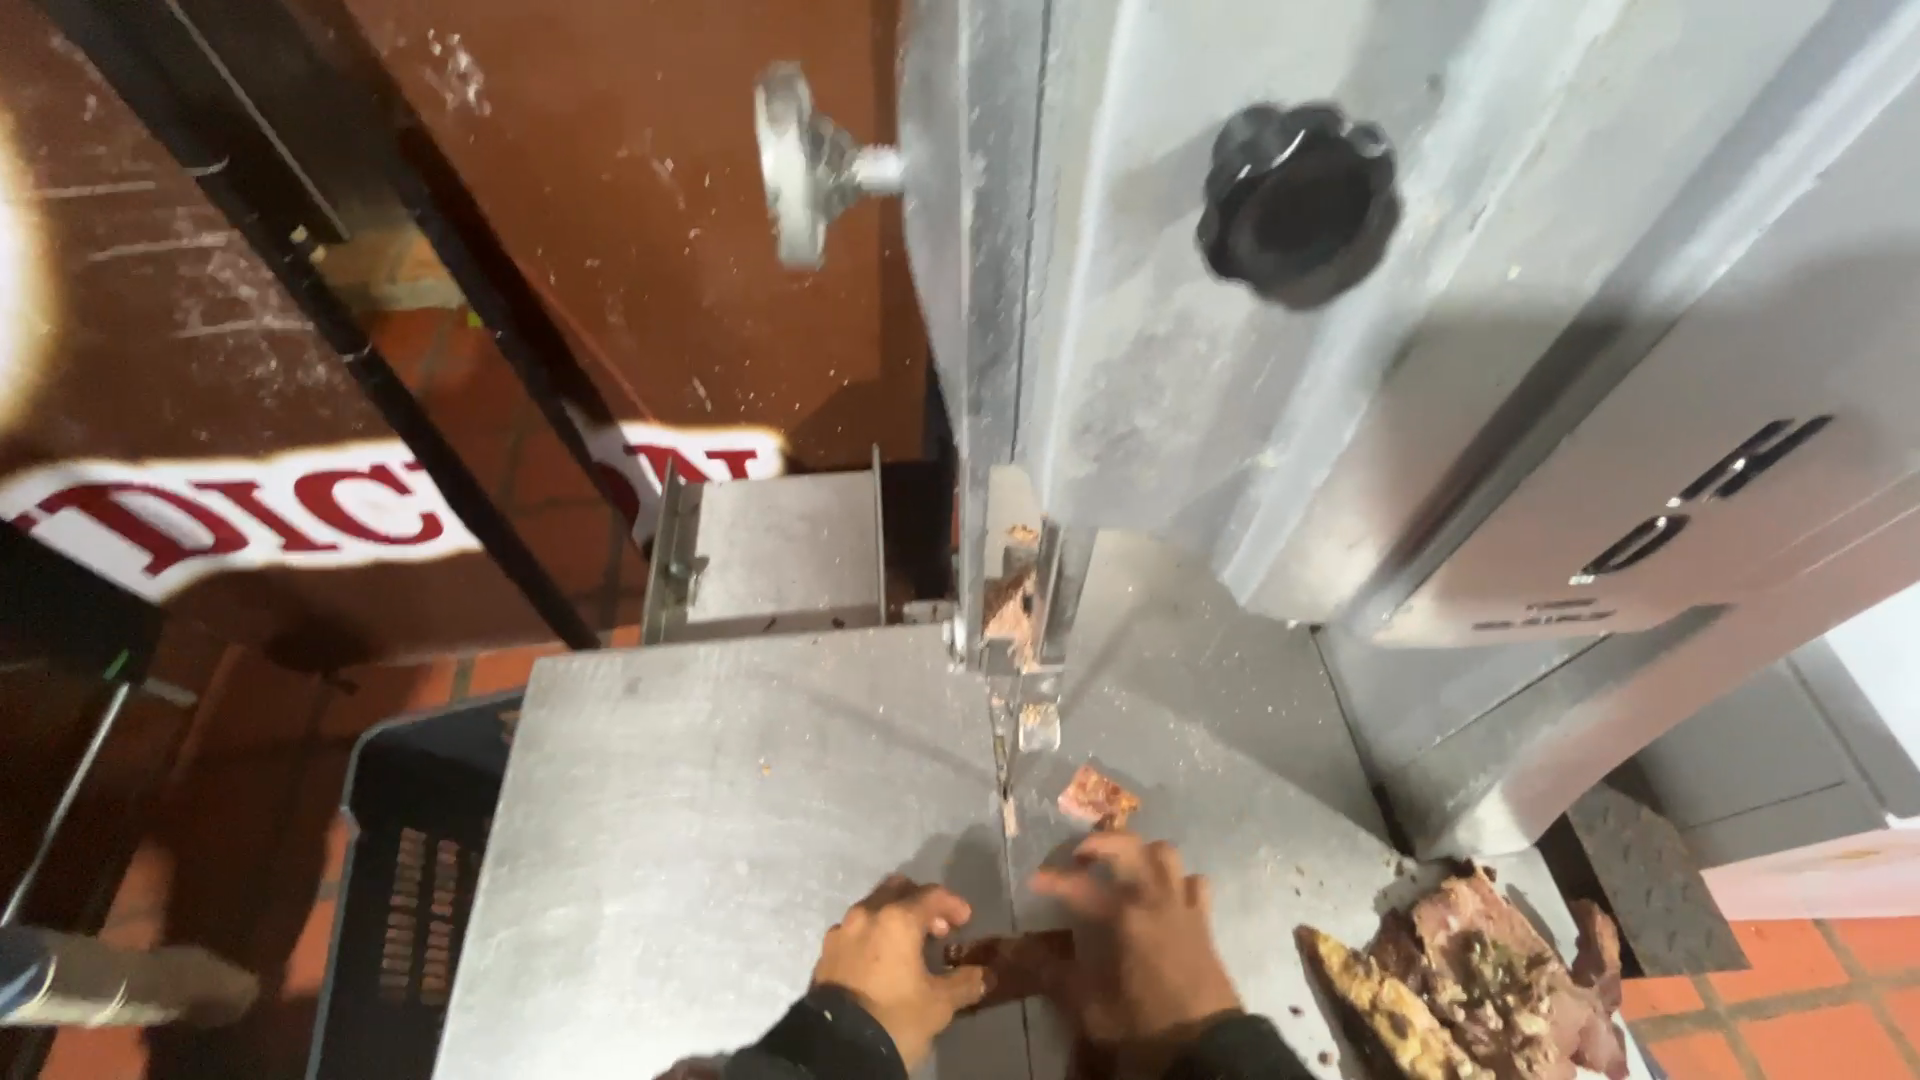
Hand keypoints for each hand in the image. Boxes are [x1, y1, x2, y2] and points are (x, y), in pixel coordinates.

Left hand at [812, 875, 989, 1067]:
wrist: (837, 1051)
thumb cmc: (894, 1019)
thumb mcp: (938, 1006)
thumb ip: (964, 983)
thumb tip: (984, 975)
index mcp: (898, 918)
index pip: (932, 895)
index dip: (953, 903)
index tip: (965, 920)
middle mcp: (867, 914)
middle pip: (899, 889)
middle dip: (921, 902)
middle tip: (936, 929)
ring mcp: (842, 931)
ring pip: (873, 907)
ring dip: (894, 917)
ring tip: (908, 946)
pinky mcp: (826, 952)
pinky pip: (854, 930)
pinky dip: (872, 935)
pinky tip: (880, 960)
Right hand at [1030, 832, 1242, 1066]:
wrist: (1209, 1049)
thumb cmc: (1147, 1026)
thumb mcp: (1092, 1009)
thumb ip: (1054, 976)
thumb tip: (1018, 952)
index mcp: (1124, 917)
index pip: (1079, 886)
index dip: (1052, 880)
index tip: (1033, 881)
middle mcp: (1153, 899)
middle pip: (1126, 845)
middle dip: (1097, 842)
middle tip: (1078, 857)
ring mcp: (1182, 905)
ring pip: (1165, 853)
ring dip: (1141, 852)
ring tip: (1122, 867)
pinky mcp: (1203, 920)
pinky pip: (1194, 883)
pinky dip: (1178, 880)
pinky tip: (1164, 895)